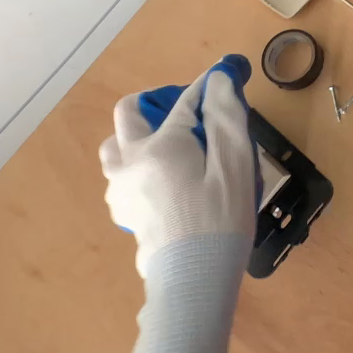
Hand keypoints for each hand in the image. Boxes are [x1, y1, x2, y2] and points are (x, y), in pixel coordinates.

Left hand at [100, 56, 257, 276]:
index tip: (225, 75)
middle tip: (189, 112)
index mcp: (159, 147)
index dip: (207, 87)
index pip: (183, 102)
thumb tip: (215, 78)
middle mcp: (129, 163)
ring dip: (141, 136)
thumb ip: (224, 114)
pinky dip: (139, 164)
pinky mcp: (123, 212)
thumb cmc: (220, 216)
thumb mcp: (235, 161)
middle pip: (128, 115)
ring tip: (176, 146)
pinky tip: (168, 178)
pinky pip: (121, 174)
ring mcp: (120, 190)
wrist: (194, 278)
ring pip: (117, 147)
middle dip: (156, 103)